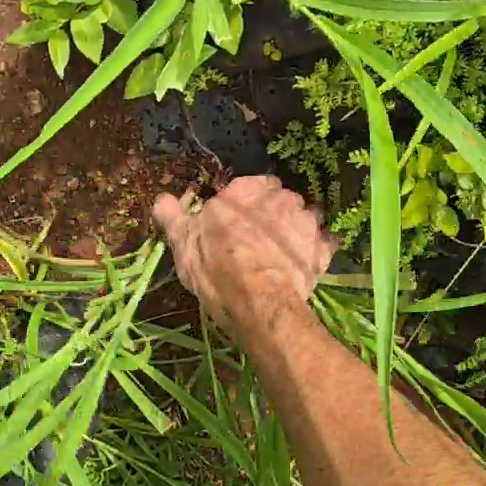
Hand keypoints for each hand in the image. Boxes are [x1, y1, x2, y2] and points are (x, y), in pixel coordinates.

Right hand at [152, 176, 334, 334]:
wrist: (257, 301)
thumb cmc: (215, 268)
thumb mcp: (183, 242)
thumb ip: (173, 216)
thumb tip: (161, 198)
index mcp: (245, 190)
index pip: (252, 184)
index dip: (245, 202)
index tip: (236, 220)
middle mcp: (280, 198)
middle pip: (279, 198)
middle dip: (272, 212)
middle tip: (257, 238)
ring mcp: (306, 221)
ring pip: (304, 216)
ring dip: (296, 228)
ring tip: (281, 252)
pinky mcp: (323, 248)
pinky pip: (324, 242)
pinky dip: (316, 249)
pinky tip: (303, 262)